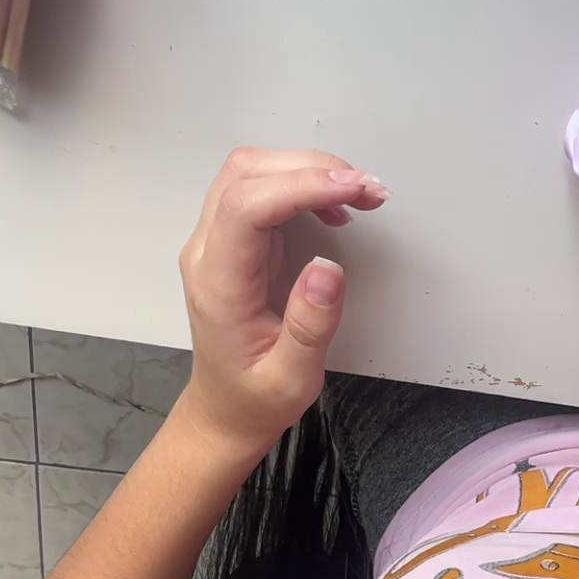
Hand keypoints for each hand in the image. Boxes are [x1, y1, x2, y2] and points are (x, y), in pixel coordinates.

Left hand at [174, 147, 388, 448]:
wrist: (226, 408)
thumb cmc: (255, 397)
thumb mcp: (290, 379)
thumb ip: (310, 326)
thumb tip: (328, 269)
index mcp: (219, 285)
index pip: (246, 207)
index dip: (301, 187)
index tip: (354, 190)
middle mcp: (209, 252)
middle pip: (247, 174)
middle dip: (313, 169)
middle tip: (369, 190)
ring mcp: (220, 242)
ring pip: (253, 172)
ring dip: (310, 171)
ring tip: (361, 195)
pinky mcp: (238, 241)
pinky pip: (263, 191)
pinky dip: (304, 185)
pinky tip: (337, 208)